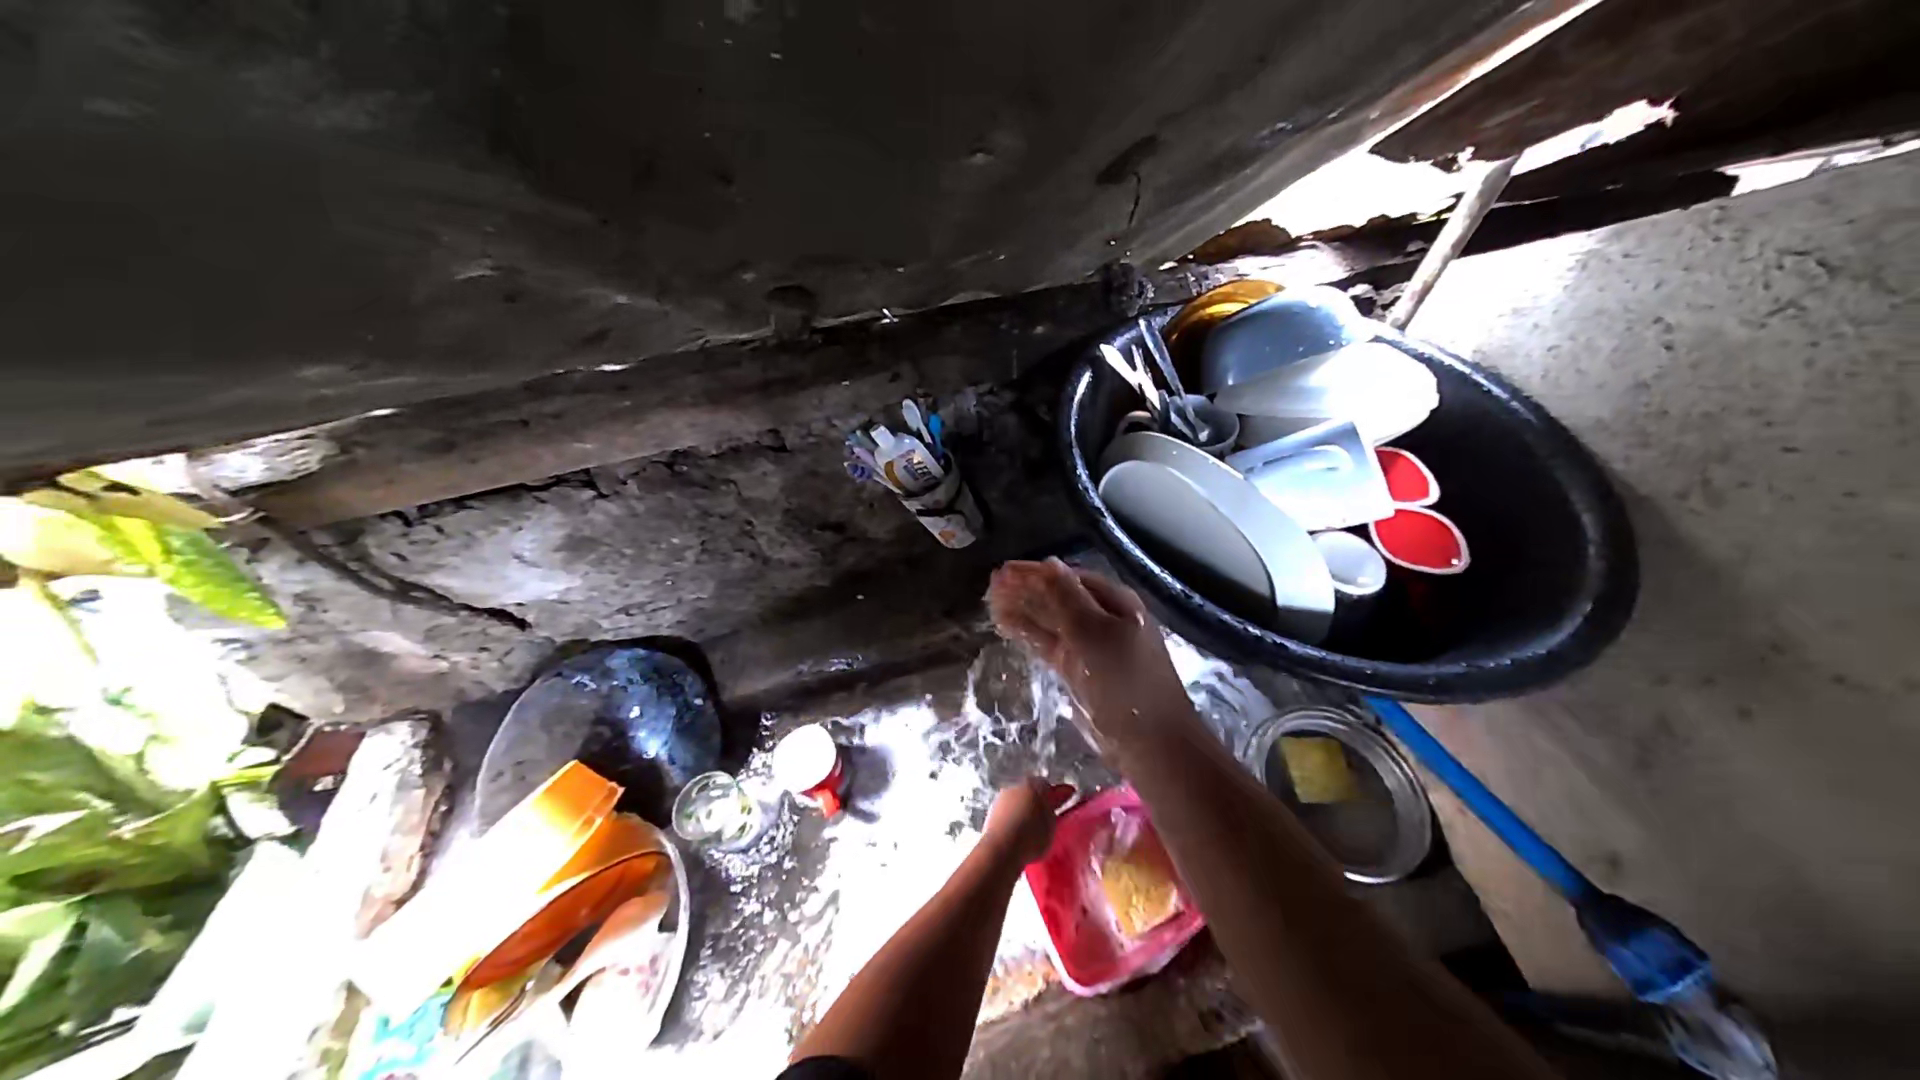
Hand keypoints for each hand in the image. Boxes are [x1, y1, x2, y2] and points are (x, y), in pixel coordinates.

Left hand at [981, 776, 1075, 866]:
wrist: (1001, 848)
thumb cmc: (1032, 836)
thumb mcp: (1052, 825)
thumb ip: (1055, 811)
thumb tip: (1056, 804)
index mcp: (1035, 785)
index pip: (1048, 785)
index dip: (1056, 795)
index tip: (1064, 801)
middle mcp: (1017, 786)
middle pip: (1031, 791)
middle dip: (1039, 801)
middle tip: (1048, 816)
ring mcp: (1002, 798)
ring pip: (1018, 801)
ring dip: (1024, 809)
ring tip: (1032, 828)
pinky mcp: (992, 811)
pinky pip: (1008, 813)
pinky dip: (1013, 819)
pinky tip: (1018, 832)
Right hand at [987, 559, 1197, 752]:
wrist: (1149, 742)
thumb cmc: (1126, 682)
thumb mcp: (1095, 634)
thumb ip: (1067, 599)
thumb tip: (1047, 563)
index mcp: (1116, 603)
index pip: (1069, 578)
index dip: (1036, 573)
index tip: (1003, 572)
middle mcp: (1103, 620)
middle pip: (1059, 597)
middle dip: (1026, 589)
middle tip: (991, 586)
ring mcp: (1091, 647)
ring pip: (1051, 621)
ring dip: (1024, 610)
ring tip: (991, 603)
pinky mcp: (1080, 672)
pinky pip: (1050, 645)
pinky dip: (1029, 634)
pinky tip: (1008, 626)